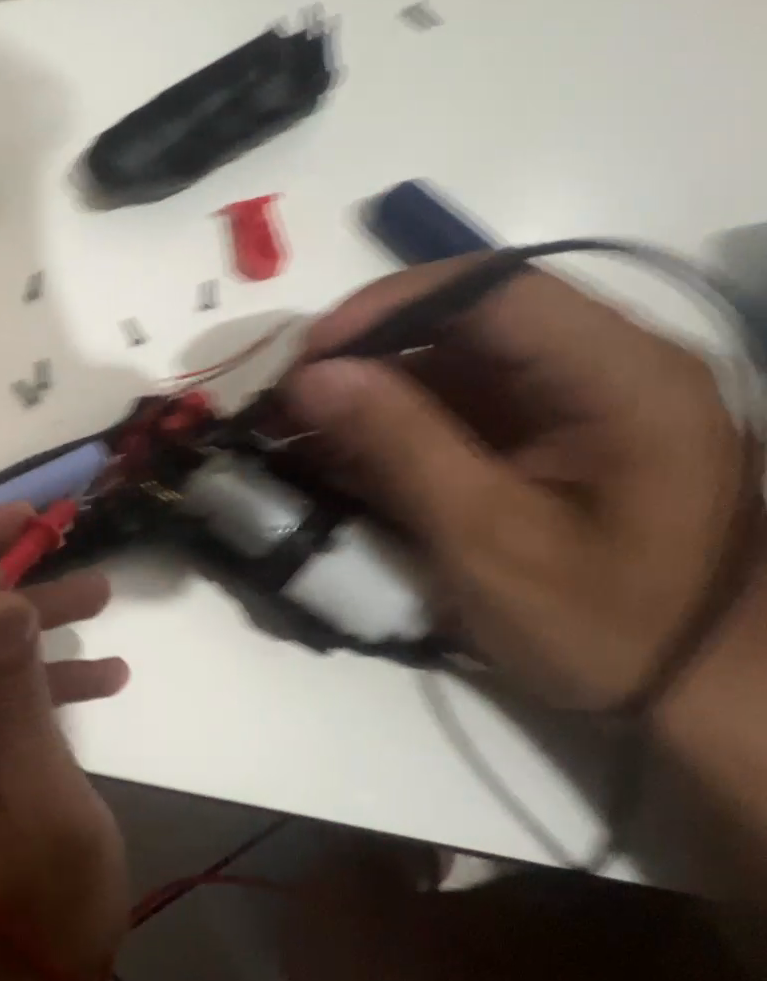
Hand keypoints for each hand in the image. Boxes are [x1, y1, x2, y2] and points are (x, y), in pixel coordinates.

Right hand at [281, 259, 756, 708]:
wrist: (699, 689)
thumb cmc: (605, 621)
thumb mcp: (486, 537)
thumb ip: (398, 444)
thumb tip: (309, 376)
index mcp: (620, 376)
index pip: (492, 291)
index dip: (384, 308)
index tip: (302, 359)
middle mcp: (604, 364)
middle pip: (462, 317)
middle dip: (360, 351)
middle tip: (281, 398)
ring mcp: (573, 397)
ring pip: (446, 357)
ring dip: (362, 388)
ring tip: (289, 430)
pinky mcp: (545, 431)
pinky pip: (450, 401)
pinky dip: (383, 421)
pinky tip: (330, 453)